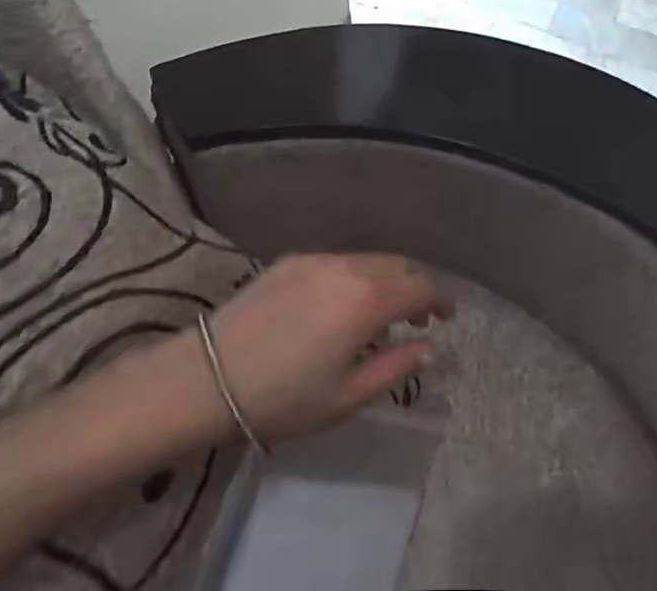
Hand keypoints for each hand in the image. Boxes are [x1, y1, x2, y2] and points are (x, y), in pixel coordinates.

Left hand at [205, 253, 453, 441]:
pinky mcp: (288, 260)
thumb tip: (426, 346)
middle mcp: (344, 268)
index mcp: (365, 300)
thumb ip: (395, 367)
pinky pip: (336, 261)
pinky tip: (340, 304)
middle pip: (395, 265)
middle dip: (413, 287)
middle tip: (416, 318)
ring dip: (383, 280)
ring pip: (365, 259)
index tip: (447, 317)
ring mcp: (313, 259)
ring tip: (378, 314)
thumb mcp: (347, 397)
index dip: (439, 299)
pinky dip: (354, 276)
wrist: (209, 375)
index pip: (418, 287)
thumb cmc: (284, 397)